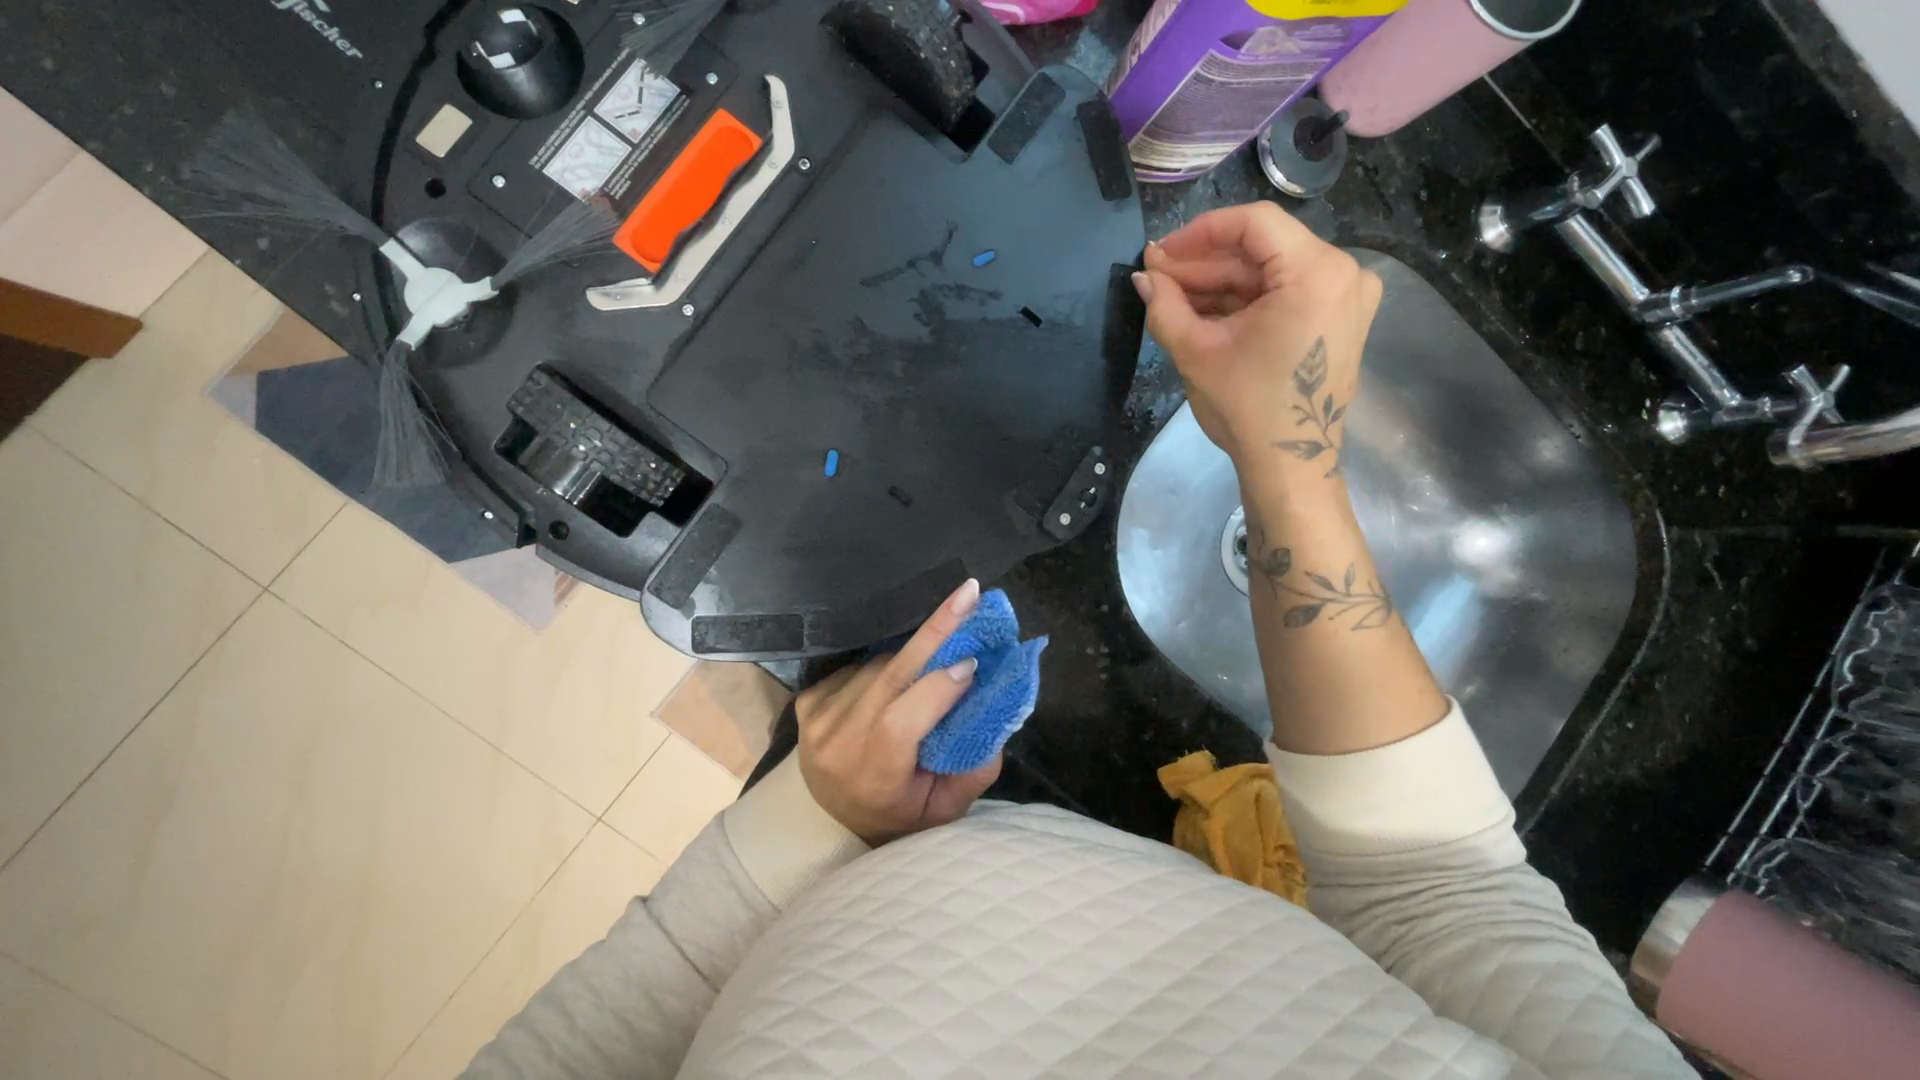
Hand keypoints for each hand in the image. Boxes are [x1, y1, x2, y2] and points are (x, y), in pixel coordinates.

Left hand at [796, 579, 1001, 844]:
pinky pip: (859, 666)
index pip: (899, 722)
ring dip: (913, 657)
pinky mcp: (807, 701)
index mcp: (872, 777)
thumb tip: (994, 704)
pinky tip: (898, 681)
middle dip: (934, 631)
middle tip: (968, 593)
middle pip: (888, 676)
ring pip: (878, 666)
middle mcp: (836, 744)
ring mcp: (816, 719)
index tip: (974, 663)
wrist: (838, 816)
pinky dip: (887, 666)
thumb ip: (975, 766)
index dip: (937, 688)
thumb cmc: (902, 813)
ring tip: (935, 667)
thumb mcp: (946, 807)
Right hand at [1134, 202, 1380, 483]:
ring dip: (1220, 282)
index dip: (1200, 232)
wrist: (1290, 467)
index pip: (1254, 222)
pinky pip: (1285, 293)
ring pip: (1270, 272)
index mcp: (1317, 273)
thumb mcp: (1196, 352)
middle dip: (1205, 263)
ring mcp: (1347, 297)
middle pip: (1262, 248)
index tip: (1161, 254)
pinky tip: (1203, 311)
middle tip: (1157, 278)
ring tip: (1172, 298)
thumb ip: (1165, 305)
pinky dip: (1245, 300)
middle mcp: (1344, 273)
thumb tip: (1143, 276)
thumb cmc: (1247, 408)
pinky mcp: (1339, 320)